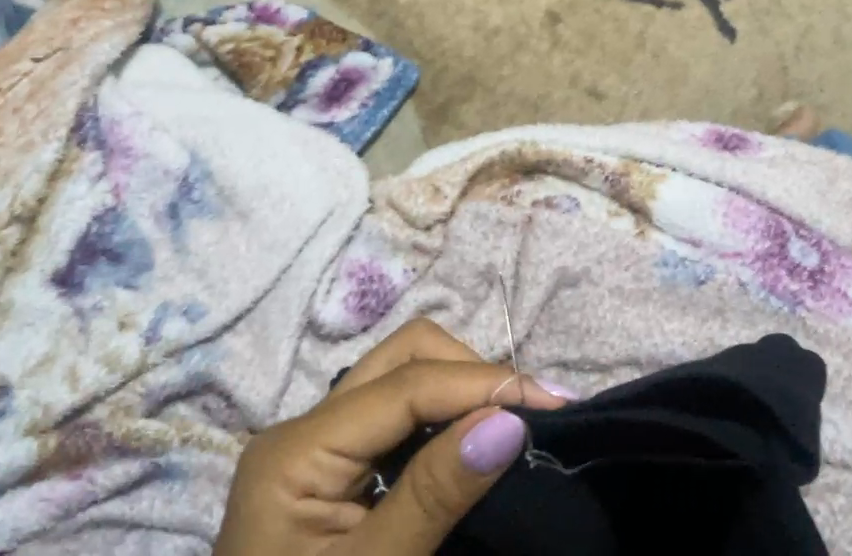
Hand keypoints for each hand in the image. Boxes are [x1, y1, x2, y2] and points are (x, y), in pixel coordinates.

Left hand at [213, 319, 572, 555]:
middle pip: (402, 355)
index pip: (406, 383)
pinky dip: (442, 418)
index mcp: (296, 450)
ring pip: (401, 375)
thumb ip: (433, 497)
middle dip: (472, 372)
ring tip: (514, 424)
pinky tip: (474, 444)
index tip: (555, 402)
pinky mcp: (330, 470)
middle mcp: (303, 429)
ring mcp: (315, 447)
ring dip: (461, 389)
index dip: (484, 383)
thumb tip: (509, 422)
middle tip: (532, 415)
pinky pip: (395, 417)